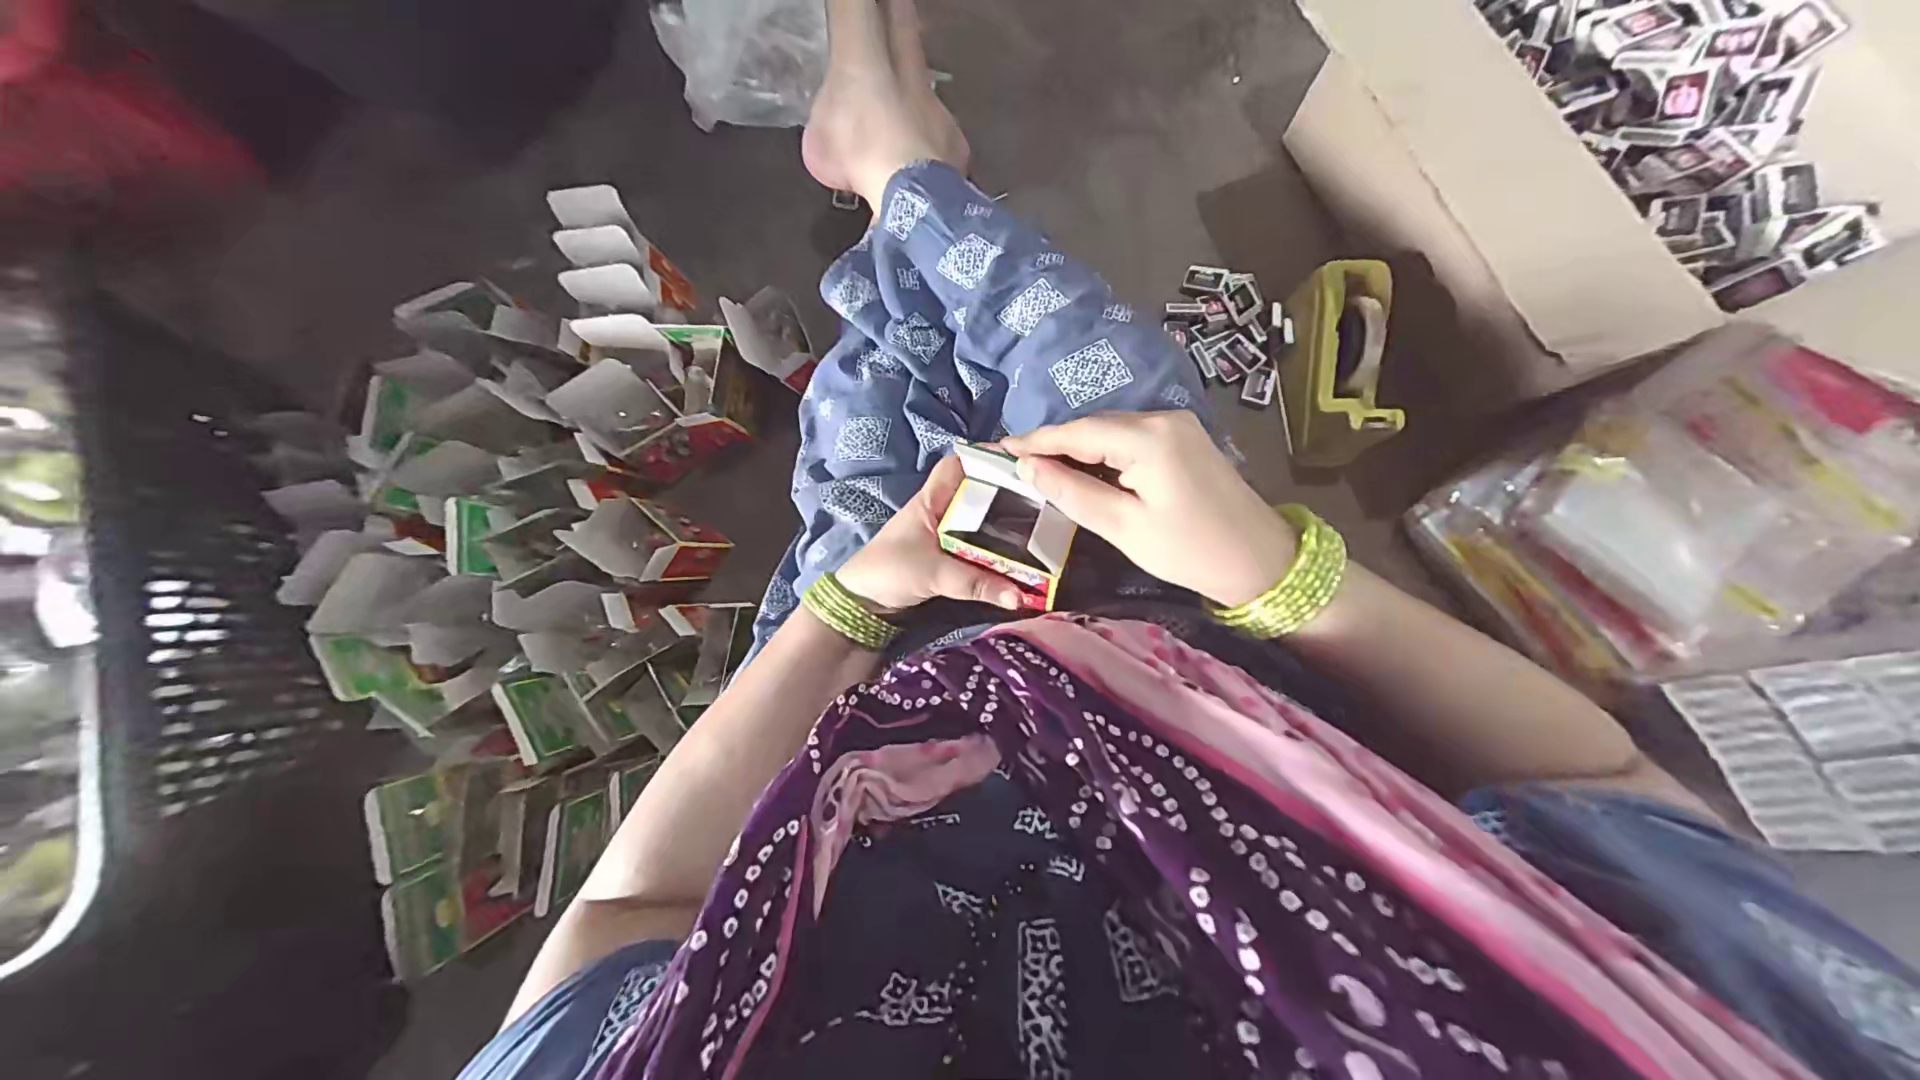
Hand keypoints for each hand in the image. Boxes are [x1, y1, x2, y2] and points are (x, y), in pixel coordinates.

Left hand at [835, 455, 1025, 612]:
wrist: (862, 602)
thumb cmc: (890, 573)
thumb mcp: (936, 575)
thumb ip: (977, 583)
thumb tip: (1020, 596)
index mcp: (931, 500)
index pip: (959, 464)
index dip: (986, 458)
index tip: (1021, 463)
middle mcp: (940, 510)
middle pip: (977, 490)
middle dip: (1007, 492)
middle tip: (1043, 497)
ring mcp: (943, 532)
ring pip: (979, 517)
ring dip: (1004, 520)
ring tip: (1041, 521)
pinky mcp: (946, 554)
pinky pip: (976, 541)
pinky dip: (995, 544)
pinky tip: (1018, 549)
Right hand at [1002, 411, 1296, 606]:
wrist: (1261, 561)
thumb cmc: (1190, 551)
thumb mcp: (1123, 527)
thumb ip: (1072, 493)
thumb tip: (1028, 469)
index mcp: (1149, 438)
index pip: (1077, 432)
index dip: (1034, 441)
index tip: (997, 450)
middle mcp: (1163, 419)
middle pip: (1093, 426)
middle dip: (1052, 444)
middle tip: (1012, 465)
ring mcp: (1177, 426)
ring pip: (1110, 431)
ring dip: (1076, 448)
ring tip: (1037, 469)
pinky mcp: (1183, 439)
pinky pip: (1129, 439)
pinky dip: (1101, 453)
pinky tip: (1080, 470)